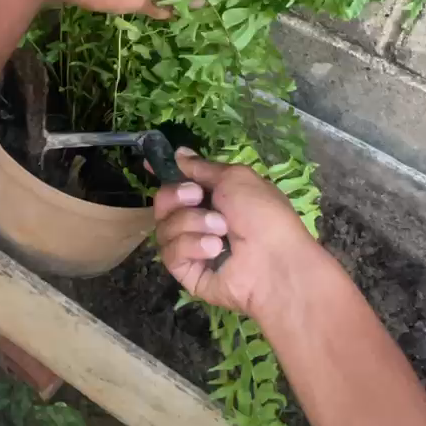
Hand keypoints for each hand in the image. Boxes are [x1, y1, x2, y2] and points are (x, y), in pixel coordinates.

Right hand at [154, 151, 331, 321]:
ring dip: (192, 223)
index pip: (178, 186)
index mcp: (214, 199)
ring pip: (164, 227)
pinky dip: (192, 246)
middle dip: (177, 196)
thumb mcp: (235, 178)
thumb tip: (179, 153)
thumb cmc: (262, 215)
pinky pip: (170, 253)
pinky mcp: (186, 273)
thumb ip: (202, 168)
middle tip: (197, 198)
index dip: (165, 176)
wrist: (275, 262)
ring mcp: (191, 249)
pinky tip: (214, 250)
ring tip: (221, 231)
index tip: (149, 164)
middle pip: (162, 204)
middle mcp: (199, 222)